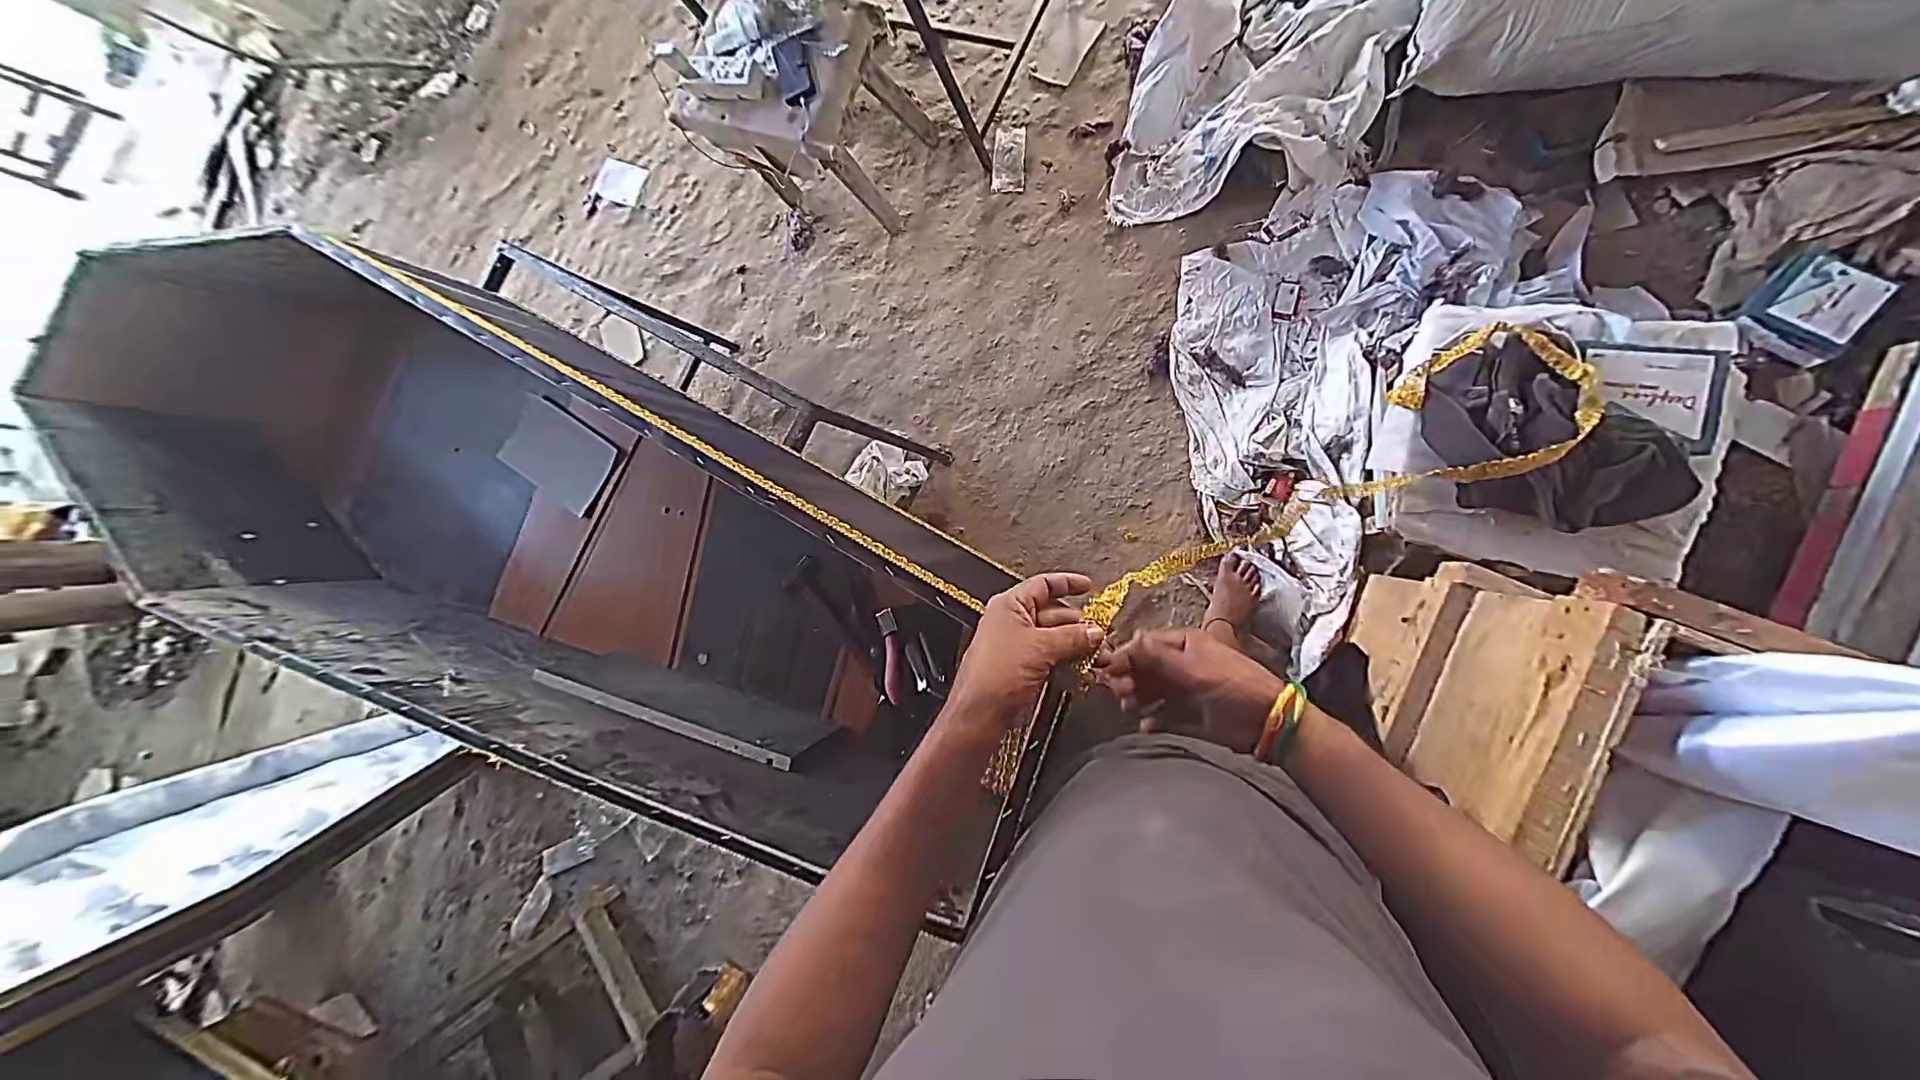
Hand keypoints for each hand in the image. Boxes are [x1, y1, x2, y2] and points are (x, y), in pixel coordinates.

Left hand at [943, 573, 1104, 738]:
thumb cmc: (995, 675)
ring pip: (1056, 639)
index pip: (1043, 585)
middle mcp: (1013, 623)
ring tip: (1099, 654)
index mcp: (1009, 606)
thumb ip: (1072, 636)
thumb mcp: (1040, 647)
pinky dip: (1069, 662)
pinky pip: (1052, 659)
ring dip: (1078, 645)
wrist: (981, 714)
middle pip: (1054, 613)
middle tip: (1102, 633)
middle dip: (1080, 623)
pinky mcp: (1024, 669)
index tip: (1088, 587)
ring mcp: (1019, 647)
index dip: (1067, 583)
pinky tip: (1085, 668)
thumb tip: (1093, 631)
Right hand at [1096, 628, 1284, 752]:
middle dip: (1129, 680)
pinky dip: (1152, 720)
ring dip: (1136, 699)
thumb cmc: (1234, 686)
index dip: (1126, 656)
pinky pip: (1161, 715)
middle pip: (1144, 669)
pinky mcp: (1189, 715)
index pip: (1145, 645)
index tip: (1109, 671)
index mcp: (1185, 644)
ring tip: (1131, 709)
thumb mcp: (1193, 667)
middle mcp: (1183, 665)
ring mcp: (1185, 690)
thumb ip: (1156, 656)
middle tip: (1122, 694)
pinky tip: (1147, 725)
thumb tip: (1128, 642)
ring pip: (1150, 692)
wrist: (1268, 723)